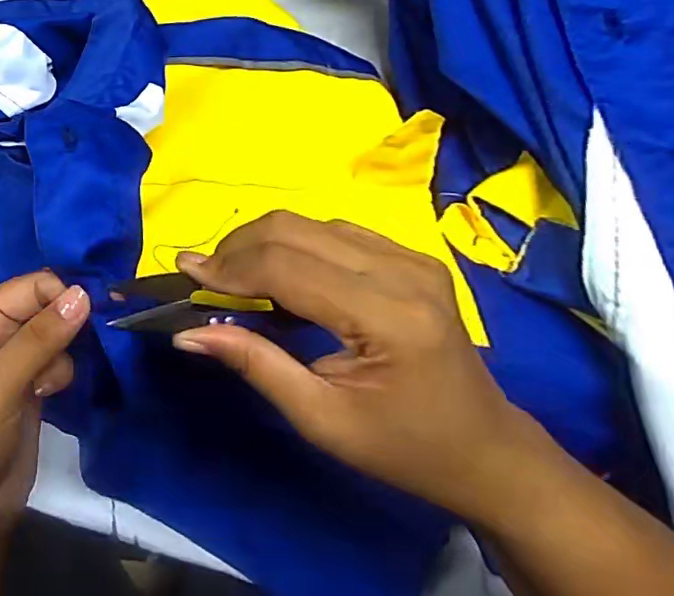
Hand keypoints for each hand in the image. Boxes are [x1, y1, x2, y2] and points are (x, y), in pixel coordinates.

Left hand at [0, 272, 88, 595]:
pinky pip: (59, 363)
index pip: (32, 285)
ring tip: (45, 389)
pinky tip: (51, 396)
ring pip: (58, 336)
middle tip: (69, 355)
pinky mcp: (31, 386)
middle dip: (67, 326)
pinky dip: (63, 374)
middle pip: (48, 306)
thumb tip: (83, 292)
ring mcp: (14, 359)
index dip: (64, 296)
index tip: (96, 315)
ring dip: (63, 358)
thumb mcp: (0, 382)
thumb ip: (41, 337)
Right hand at [170, 210, 557, 524]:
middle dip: (237, 247)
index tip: (185, 273)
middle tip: (206, 277)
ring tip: (236, 277)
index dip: (229, 266)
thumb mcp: (322, 420)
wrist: (489, 452)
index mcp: (389, 318)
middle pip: (292, 229)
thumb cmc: (404, 448)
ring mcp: (411, 258)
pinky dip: (291, 242)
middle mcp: (403, 273)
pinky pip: (330, 229)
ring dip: (260, 242)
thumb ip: (254, 365)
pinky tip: (280, 273)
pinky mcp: (410, 255)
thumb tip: (186, 331)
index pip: (287, 266)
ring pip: (307, 221)